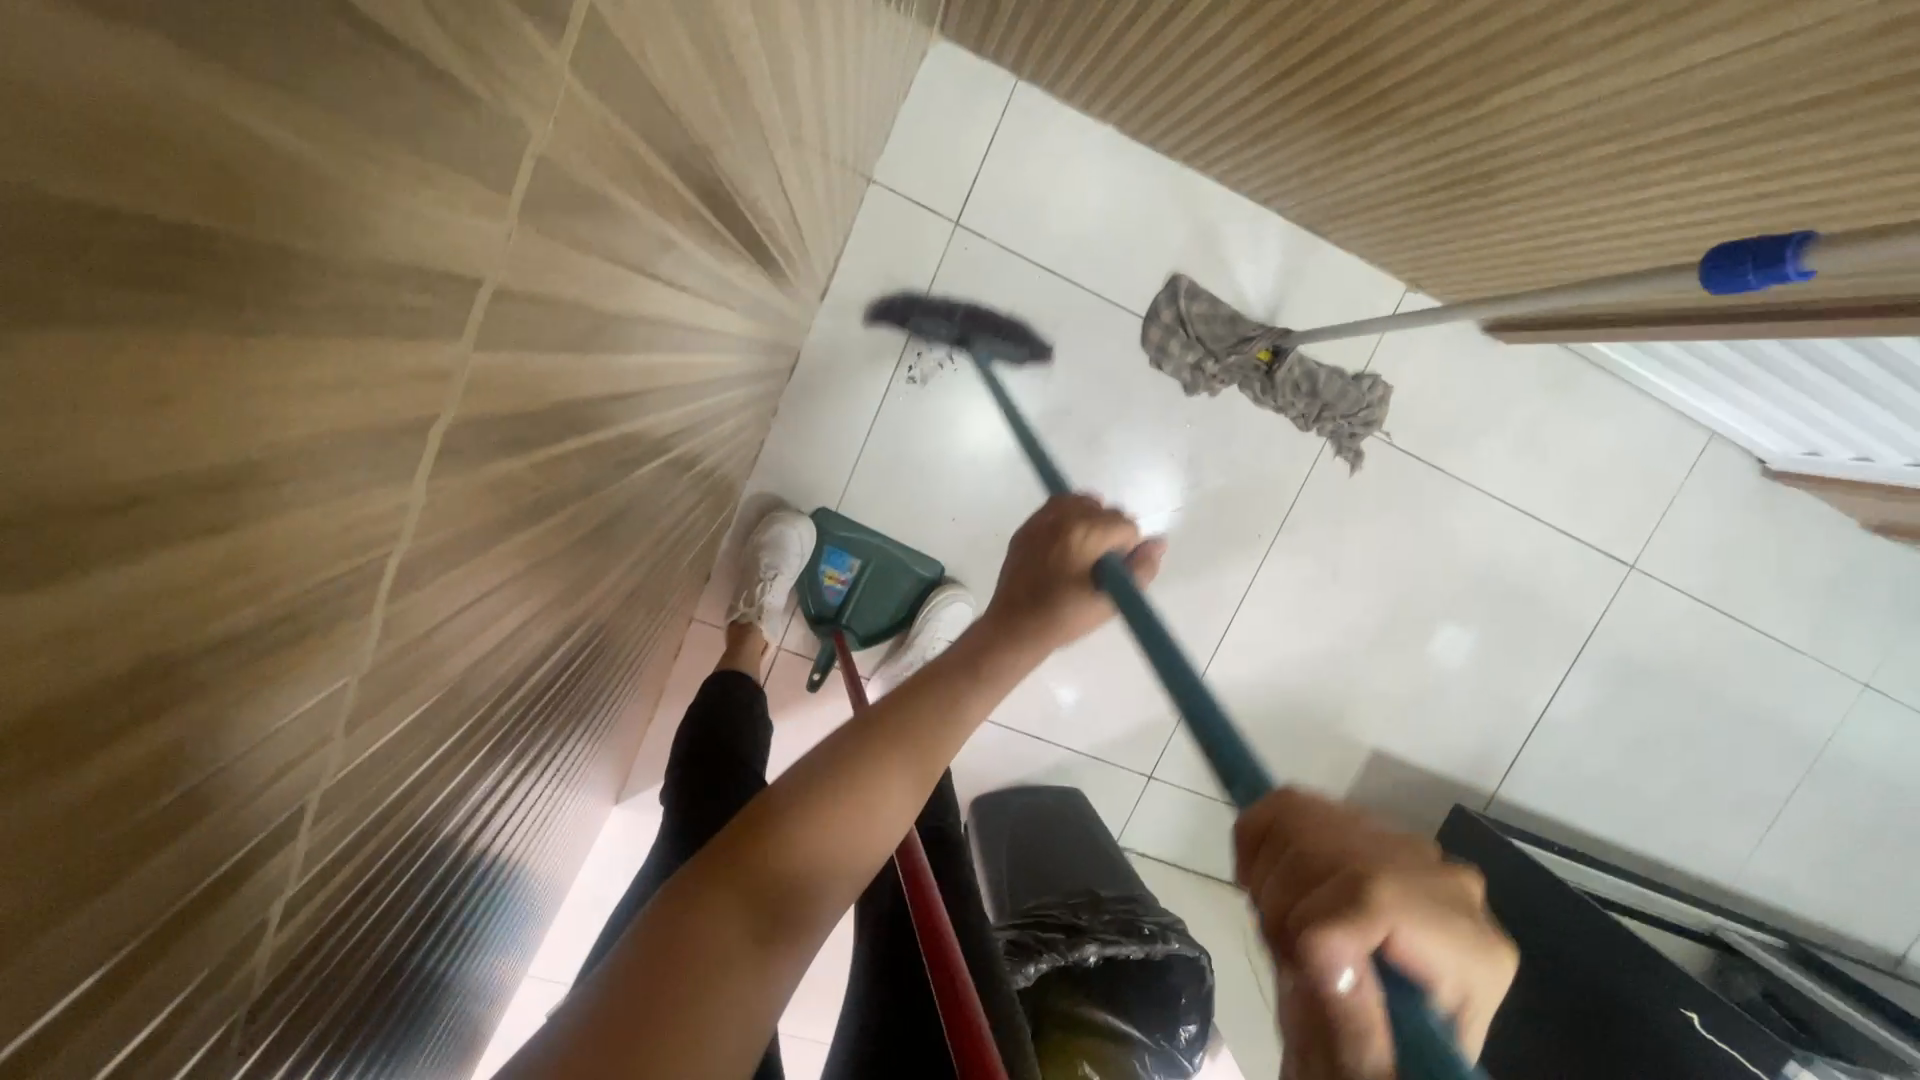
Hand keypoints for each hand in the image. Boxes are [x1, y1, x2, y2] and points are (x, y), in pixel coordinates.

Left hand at [979, 494, 1166, 654]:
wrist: (1015, 626)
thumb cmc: (1065, 617)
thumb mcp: (1111, 600)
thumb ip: (1141, 569)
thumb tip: (1159, 542)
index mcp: (1086, 532)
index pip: (1127, 526)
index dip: (1127, 550)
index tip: (1112, 573)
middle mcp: (1064, 516)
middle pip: (1106, 510)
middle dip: (1110, 534)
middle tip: (1098, 566)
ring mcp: (1042, 519)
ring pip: (1082, 502)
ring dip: (1091, 520)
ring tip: (1083, 552)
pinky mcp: (1027, 527)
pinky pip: (1057, 507)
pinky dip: (1067, 518)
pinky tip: (1064, 545)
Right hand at [1234, 789, 1517, 1079]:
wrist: (1369, 1053)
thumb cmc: (1372, 1066)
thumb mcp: (1364, 1073)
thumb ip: (1354, 1025)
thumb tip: (1322, 948)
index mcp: (1471, 955)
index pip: (1377, 894)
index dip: (1313, 927)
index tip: (1295, 972)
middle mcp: (1449, 888)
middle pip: (1336, 855)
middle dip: (1286, 909)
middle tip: (1284, 962)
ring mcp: (1403, 851)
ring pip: (1304, 820)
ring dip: (1269, 880)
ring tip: (1281, 933)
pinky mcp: (1360, 830)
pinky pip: (1289, 805)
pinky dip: (1257, 843)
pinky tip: (1265, 889)